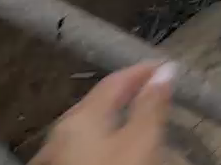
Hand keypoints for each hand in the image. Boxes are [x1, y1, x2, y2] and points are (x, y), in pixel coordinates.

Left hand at [36, 62, 177, 164]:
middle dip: (126, 92)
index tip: (170, 66)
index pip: (114, 81)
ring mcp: (51, 161)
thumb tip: (166, 69)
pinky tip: (116, 145)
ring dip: (114, 116)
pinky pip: (82, 148)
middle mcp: (57, 137)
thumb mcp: (143, 140)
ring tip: (141, 114)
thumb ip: (153, 103)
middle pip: (95, 103)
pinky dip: (103, 138)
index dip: (143, 70)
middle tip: (157, 86)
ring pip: (87, 128)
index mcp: (77, 120)